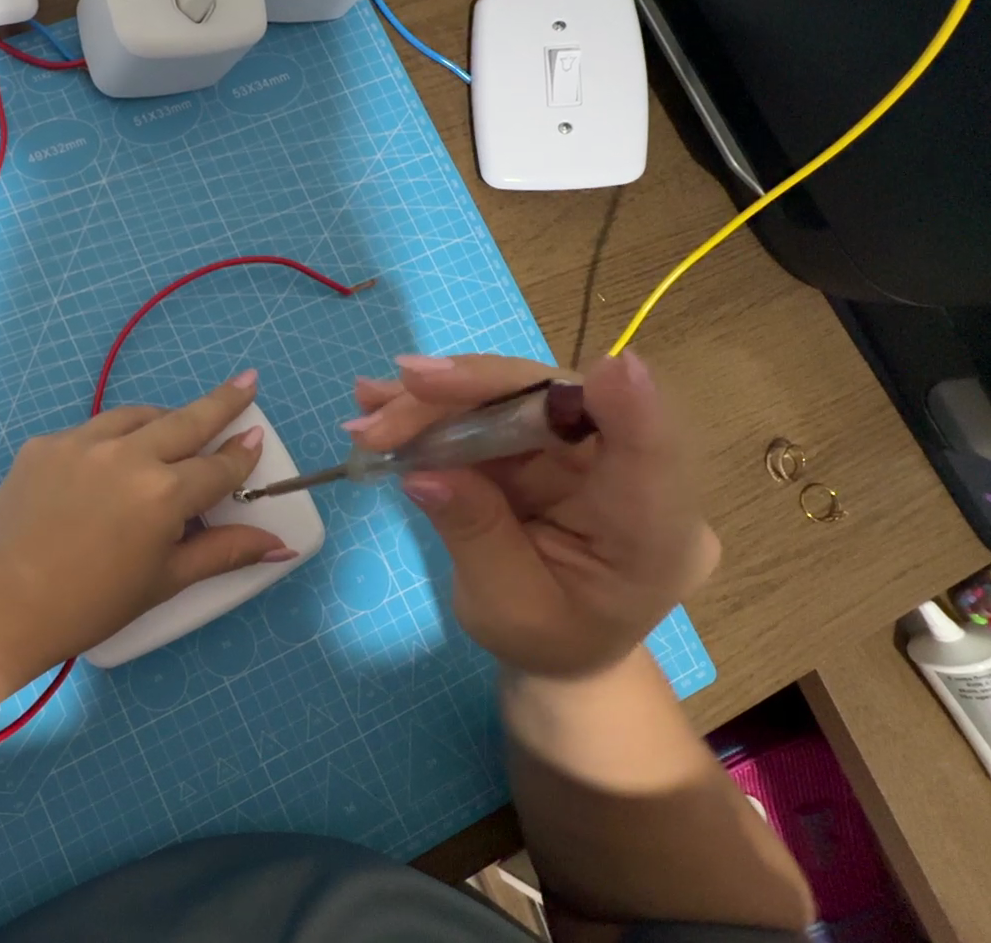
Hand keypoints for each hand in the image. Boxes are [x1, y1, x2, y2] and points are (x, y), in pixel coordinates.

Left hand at [0, 370, 290, 680]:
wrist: (6, 605)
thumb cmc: (93, 604)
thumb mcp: (165, 580)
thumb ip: (224, 552)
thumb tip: (280, 545)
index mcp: (163, 493)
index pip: (217, 467)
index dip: (241, 454)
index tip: (256, 435)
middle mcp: (125, 455)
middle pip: (185, 421)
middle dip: (221, 402)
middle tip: (245, 383)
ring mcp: (79, 443)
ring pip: (133, 417)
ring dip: (161, 419)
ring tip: (173, 428)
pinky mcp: (42, 445)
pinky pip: (87, 433)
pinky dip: (108, 441)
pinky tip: (105, 466)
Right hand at [348, 353, 718, 677]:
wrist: (559, 650)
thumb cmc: (547, 641)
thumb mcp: (505, 605)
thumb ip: (474, 535)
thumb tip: (422, 473)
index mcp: (650, 532)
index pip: (653, 457)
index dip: (630, 407)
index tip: (609, 369)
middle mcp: (626, 473)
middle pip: (557, 407)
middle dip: (469, 395)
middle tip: (387, 405)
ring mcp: (583, 453)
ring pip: (513, 398)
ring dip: (434, 401)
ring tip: (367, 414)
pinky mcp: (542, 445)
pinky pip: (487, 412)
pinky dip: (431, 409)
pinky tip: (382, 406)